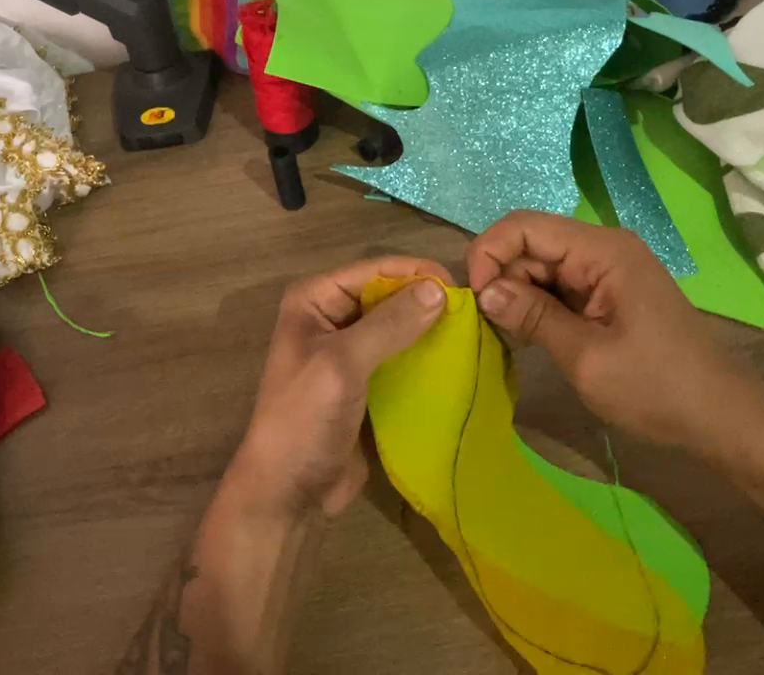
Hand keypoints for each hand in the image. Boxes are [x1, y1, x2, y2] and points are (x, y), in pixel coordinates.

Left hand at [228, 256, 450, 518]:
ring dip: (432, 330)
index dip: (416, 273)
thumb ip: (389, 325)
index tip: (463, 288)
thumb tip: (439, 289)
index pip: (373, 270)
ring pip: (399, 326)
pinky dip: (427, 357)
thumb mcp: (343, 364)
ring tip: (475, 335)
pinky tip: (459, 362)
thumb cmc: (303, 419)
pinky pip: (403, 358)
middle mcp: (332, 317)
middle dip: (427, 301)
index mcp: (314, 300)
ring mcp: (350, 351)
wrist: (288, 492)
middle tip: (475, 313)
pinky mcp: (367, 382)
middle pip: (389, 295)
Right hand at [466, 210, 763, 451]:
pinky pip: (557, 284)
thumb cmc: (658, 390)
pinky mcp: (607, 291)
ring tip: (506, 335)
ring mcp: (606, 269)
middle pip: (530, 243)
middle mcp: (602, 247)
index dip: (489, 252)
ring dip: (516, 293)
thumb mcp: (586, 358)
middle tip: (488, 326)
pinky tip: (528, 335)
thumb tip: (483, 291)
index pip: (524, 226)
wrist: (724, 421)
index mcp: (602, 250)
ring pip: (539, 264)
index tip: (475, 299)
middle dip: (501, 276)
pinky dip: (536, 304)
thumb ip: (532, 317)